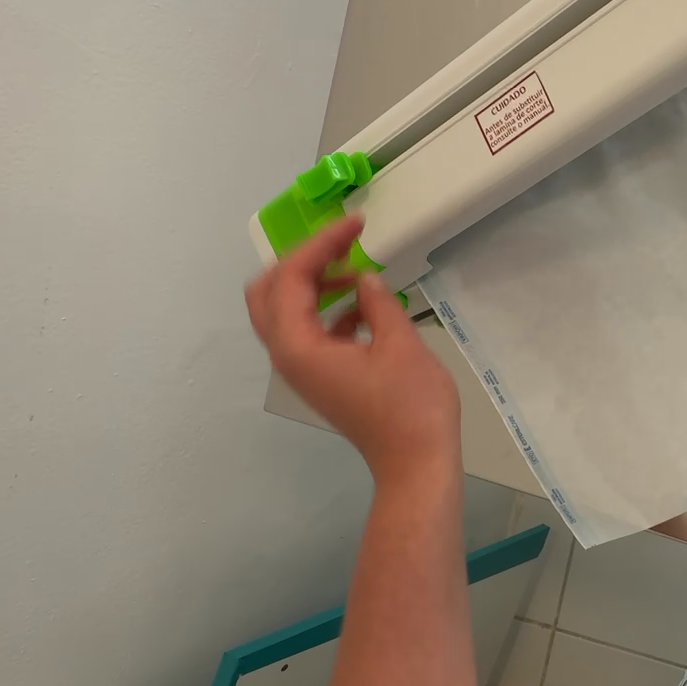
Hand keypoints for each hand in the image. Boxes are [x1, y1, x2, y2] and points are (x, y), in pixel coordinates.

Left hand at [245, 216, 459, 484]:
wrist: (416, 461)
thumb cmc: (411, 406)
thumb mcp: (402, 346)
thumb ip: (378, 304)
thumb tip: (365, 280)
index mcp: (298, 345)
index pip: (293, 278)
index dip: (322, 244)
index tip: (355, 224)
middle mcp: (288, 355)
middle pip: (269, 293)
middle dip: (301, 262)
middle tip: (341, 246)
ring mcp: (303, 370)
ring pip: (286, 313)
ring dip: (314, 286)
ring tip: (357, 274)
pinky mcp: (322, 379)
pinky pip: (310, 333)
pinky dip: (329, 311)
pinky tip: (367, 308)